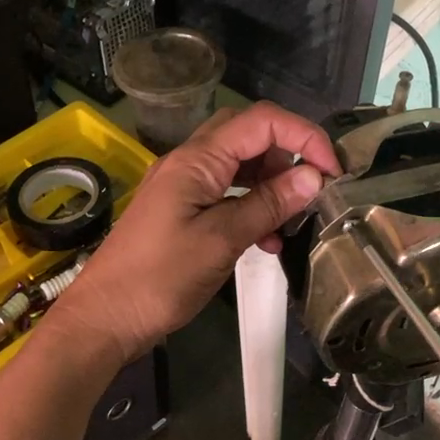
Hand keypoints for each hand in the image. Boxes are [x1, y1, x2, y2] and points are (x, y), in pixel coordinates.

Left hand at [53, 102, 339, 364]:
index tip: (333, 170)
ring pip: (239, 167)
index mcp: (195, 160)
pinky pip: (225, 195)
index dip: (303, 136)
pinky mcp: (181, 212)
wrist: (105, 318)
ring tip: (293, 219)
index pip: (260, 121)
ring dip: (271, 185)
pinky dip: (251, 208)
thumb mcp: (221, 241)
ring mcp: (182, 187)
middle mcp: (188, 163)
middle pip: (248, 136)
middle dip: (288, 155)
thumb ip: (267, 205)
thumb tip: (313, 177)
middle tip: (315, 187)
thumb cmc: (160, 278)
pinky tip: (267, 240)